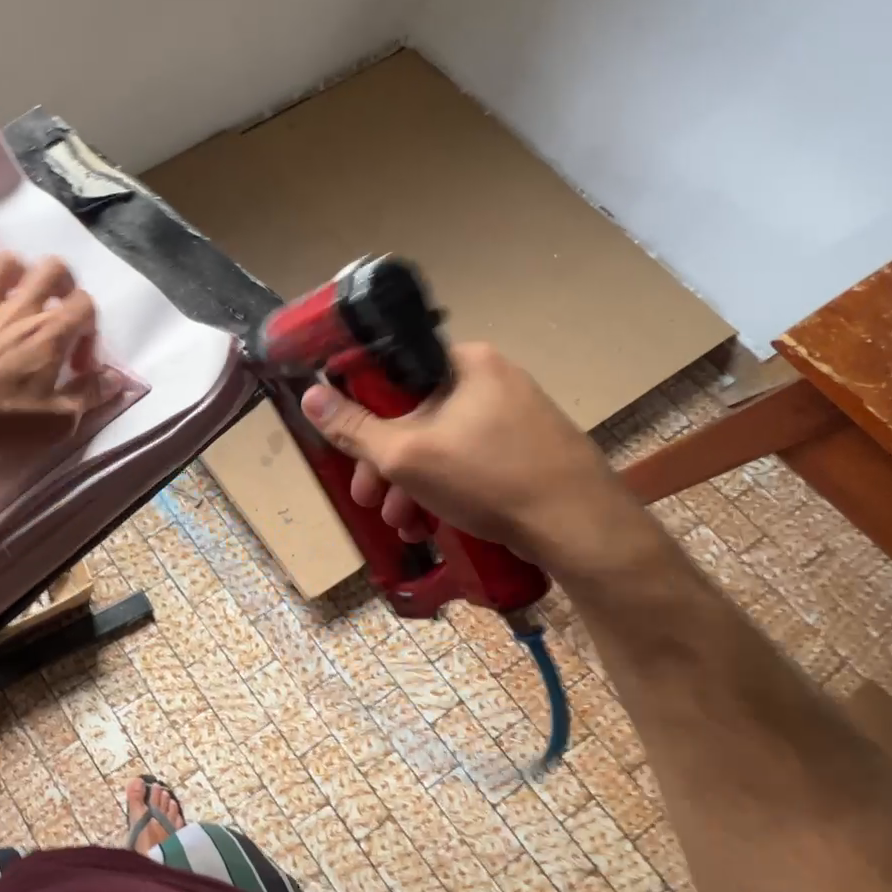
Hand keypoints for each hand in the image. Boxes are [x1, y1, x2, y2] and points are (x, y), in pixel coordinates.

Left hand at [0, 253, 124, 462]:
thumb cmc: (4, 420)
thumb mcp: (59, 421)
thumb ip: (91, 395)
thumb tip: (118, 379)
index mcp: (51, 332)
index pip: (85, 304)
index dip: (90, 330)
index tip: (78, 366)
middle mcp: (19, 310)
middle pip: (51, 267)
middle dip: (63, 284)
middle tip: (59, 313)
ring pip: (2, 263)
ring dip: (16, 272)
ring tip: (19, 296)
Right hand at [298, 342, 634, 566]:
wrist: (582, 528)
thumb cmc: (488, 478)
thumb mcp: (404, 455)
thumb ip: (352, 427)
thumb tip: (310, 395)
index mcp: (466, 363)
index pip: (394, 371)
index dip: (360, 407)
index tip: (346, 444)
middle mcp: (492, 379)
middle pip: (412, 415)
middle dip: (383, 463)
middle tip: (367, 497)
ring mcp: (514, 415)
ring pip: (438, 443)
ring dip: (408, 485)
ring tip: (401, 523)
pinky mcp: (527, 449)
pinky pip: (467, 460)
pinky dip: (442, 489)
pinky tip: (430, 524)